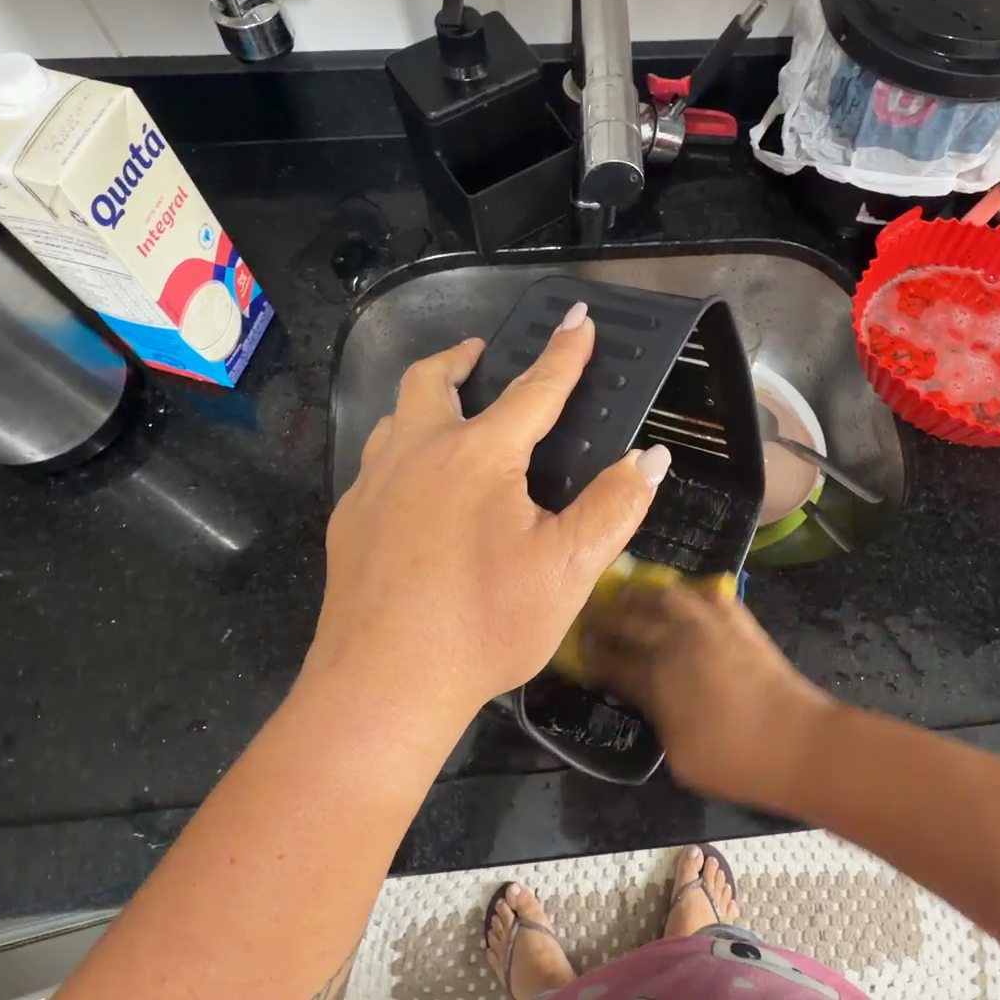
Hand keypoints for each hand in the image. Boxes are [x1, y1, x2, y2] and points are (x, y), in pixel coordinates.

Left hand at [313, 303, 671, 717]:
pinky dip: (400, 451)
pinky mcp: (347, 520)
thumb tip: (651, 456)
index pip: (535, 389)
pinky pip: (374, 463)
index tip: (578, 316)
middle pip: (434, 380)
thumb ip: (614, 506)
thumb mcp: (567, 568)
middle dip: (462, 356)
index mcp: (479, 456)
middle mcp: (419, 453)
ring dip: (424, 400)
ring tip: (447, 411)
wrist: (383, 683)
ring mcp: (373, 485)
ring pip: (394, 416)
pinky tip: (413, 488)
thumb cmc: (486, 622)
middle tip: (482, 354)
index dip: (564, 352)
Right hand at [582, 583, 837, 806]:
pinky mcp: (738, 620)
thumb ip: (656, 719)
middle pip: (630, 619)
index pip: (612, 661)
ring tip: (628, 593)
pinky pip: (705, 593)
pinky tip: (680, 593)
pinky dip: (687, 590)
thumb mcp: (678, 755)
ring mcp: (709, 625)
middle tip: (590, 616)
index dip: (592, 656)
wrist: (798, 743)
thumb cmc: (735, 761)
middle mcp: (677, 642)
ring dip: (640, 593)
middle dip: (605, 617)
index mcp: (657, 679)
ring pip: (665, 594)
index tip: (579, 651)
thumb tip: (648, 699)